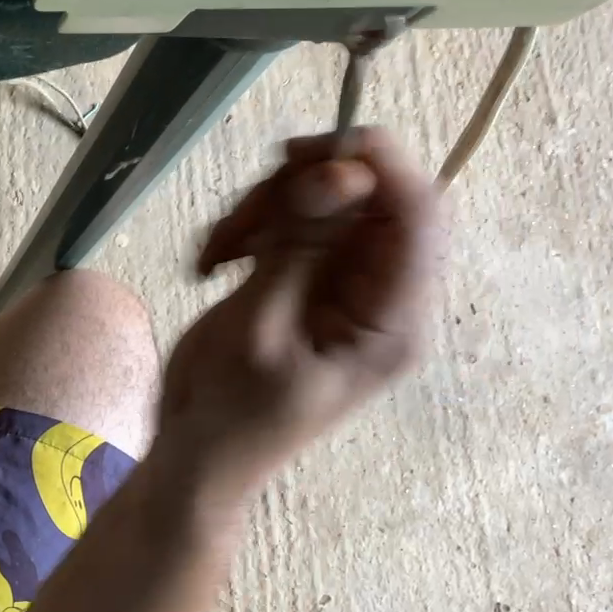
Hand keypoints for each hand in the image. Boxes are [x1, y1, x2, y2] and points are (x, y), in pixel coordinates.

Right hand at [158, 129, 445, 499]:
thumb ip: (298, 248)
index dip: (371, 164)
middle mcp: (378, 294)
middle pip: (365, 199)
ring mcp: (337, 287)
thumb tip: (333, 169)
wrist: (196, 458)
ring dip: (260, 213)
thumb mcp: (258, 330)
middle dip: (296, 194)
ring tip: (213, 255)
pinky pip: (287, 228)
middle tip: (237, 223)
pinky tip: (211, 264)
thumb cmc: (228, 413)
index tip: (296, 153)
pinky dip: (246, 232)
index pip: (416, 212)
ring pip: (319, 206)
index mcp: (392, 318)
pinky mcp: (300, 284)